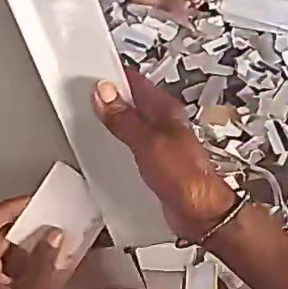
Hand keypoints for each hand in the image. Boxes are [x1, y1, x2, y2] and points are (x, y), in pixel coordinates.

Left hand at [0, 196, 64, 288]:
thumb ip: (43, 262)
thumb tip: (50, 238)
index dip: (8, 208)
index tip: (31, 203)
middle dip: (20, 226)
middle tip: (45, 221)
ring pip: (0, 254)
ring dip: (25, 246)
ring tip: (51, 244)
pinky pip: (6, 271)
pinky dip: (25, 263)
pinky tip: (46, 268)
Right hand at [93, 70, 235, 241]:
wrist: (201, 214)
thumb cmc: (187, 178)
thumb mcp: (148, 143)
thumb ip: (124, 118)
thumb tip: (104, 93)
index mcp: (166, 111)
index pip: (136, 82)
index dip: (114, 76)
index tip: (91, 74)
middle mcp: (165, 126)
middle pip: (134, 103)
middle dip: (111, 98)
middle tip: (86, 95)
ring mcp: (161, 145)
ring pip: (133, 125)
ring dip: (115, 122)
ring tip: (93, 118)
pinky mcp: (157, 165)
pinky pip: (134, 147)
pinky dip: (120, 145)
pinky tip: (110, 150)